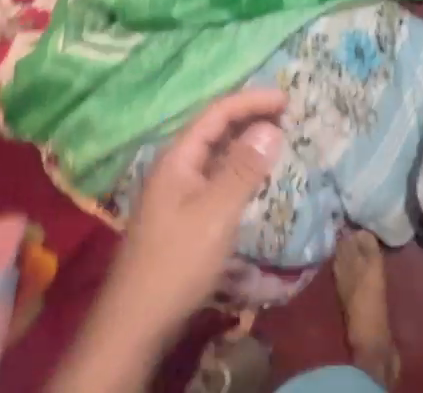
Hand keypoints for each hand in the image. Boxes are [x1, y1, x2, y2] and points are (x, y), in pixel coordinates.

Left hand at [96, 88, 286, 348]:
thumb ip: (243, 169)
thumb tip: (270, 126)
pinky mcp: (181, 216)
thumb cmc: (177, 262)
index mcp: (177, 159)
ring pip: (214, 154)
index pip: (216, 113)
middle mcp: (174, 168)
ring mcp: (175, 192)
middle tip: (287, 114)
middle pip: (213, 130)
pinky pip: (213, 177)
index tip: (287, 99)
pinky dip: (237, 169)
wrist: (135, 322)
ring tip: (277, 139)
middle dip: (249, 117)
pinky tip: (253, 179)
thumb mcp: (216, 213)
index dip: (251, 101)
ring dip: (244, 143)